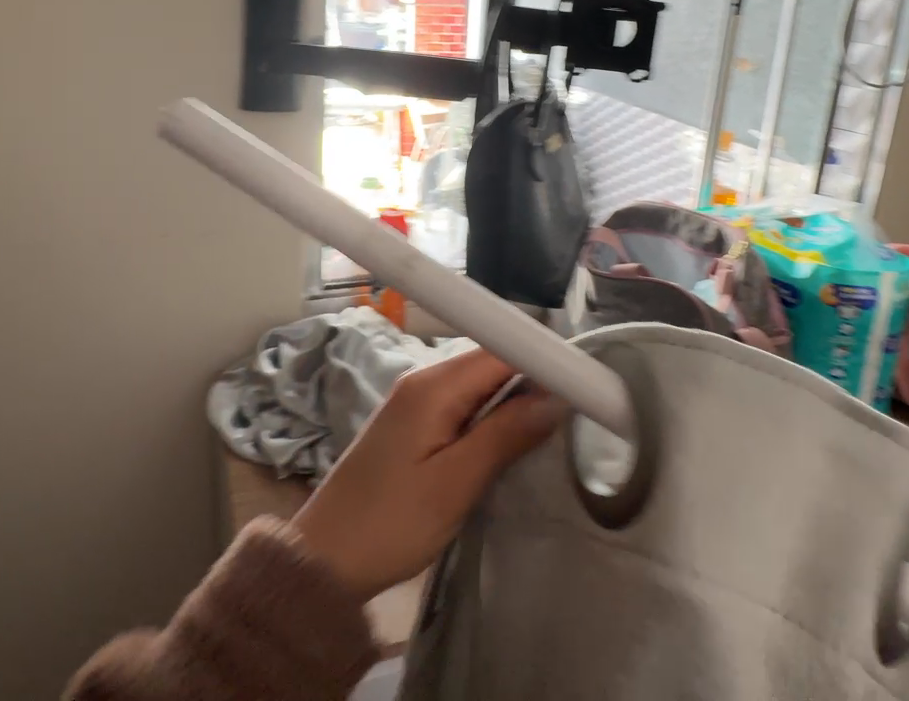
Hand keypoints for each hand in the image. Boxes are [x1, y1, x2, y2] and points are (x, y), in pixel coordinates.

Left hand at [291, 348, 563, 601]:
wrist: (324, 559)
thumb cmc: (391, 523)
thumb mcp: (455, 484)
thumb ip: (505, 435)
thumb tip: (554, 398)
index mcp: (433, 386)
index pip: (500, 349)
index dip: (544, 360)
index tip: (583, 385)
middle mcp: (422, 381)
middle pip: (490, 362)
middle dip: (532, 381)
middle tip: (573, 414)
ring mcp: (414, 403)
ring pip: (478, 386)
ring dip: (512, 402)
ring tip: (549, 431)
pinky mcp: (412, 427)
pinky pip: (462, 407)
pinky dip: (489, 419)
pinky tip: (507, 445)